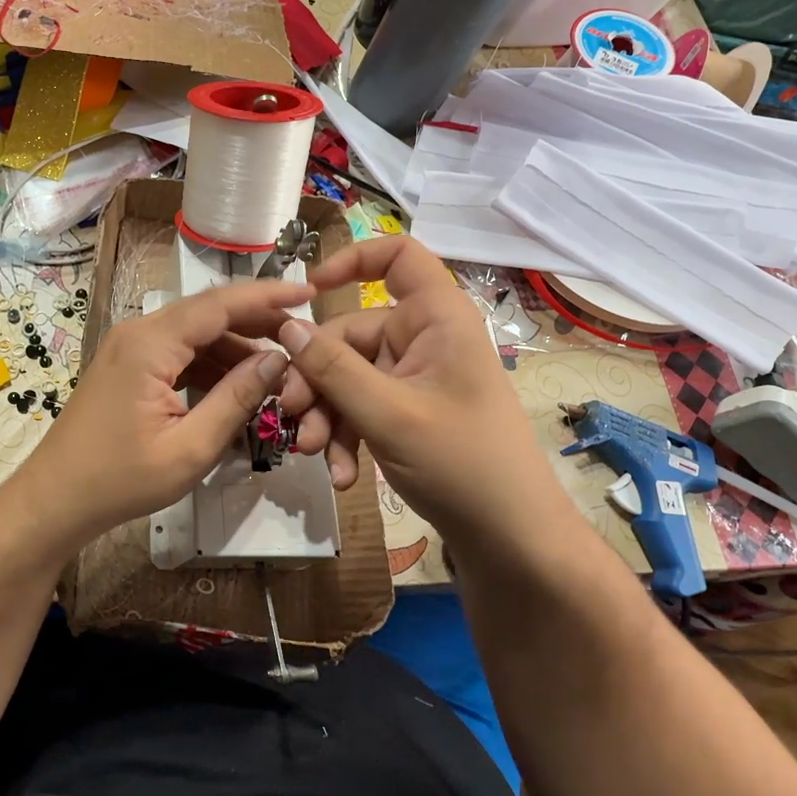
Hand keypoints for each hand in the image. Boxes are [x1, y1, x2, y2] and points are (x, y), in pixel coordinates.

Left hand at [14, 279, 312, 547]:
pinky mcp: (127, 367)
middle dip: (257, 322)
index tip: (310, 290)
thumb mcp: (190, 448)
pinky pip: (177, 353)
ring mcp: (129, 348)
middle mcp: (137, 333)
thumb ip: (236, 400)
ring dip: (234, 348)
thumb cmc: (121, 480)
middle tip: (303, 338)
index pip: (219, 304)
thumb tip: (278, 360)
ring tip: (279, 371)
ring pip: (194, 334)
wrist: (57, 497)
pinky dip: (209, 365)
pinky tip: (238, 387)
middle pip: (207, 313)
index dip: (267, 295)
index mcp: (150, 344)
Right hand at [276, 237, 562, 544]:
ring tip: (313, 455)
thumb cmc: (462, 463)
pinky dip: (344, 437)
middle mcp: (424, 339)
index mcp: (437, 319)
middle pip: (349, 334)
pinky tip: (341, 475)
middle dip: (316, 379)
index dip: (351, 259)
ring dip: (324, 416)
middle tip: (289, 414)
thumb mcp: (387, 414)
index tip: (305, 291)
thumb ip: (331, 368)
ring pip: (346, 377)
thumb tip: (286, 327)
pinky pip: (359, 408)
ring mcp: (413, 378)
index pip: (397, 256)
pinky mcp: (405, 413)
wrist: (510, 539)